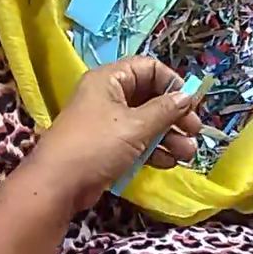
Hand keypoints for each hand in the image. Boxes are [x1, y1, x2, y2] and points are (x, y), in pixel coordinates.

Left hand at [19, 58, 202, 211]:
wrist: (58, 184)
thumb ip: (165, 110)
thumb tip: (187, 96)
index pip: (148, 68)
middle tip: (194, 132)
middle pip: (150, 96)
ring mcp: (107, 122)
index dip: (172, 83)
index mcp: (109, 80)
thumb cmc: (96, 145)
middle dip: (175, 115)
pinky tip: (169, 163)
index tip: (191, 104)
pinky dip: (154, 149)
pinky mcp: (107, 146)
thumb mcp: (135, 126)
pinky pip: (137, 141)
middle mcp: (108, 96)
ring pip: (146, 122)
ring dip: (169, 136)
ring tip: (188, 154)